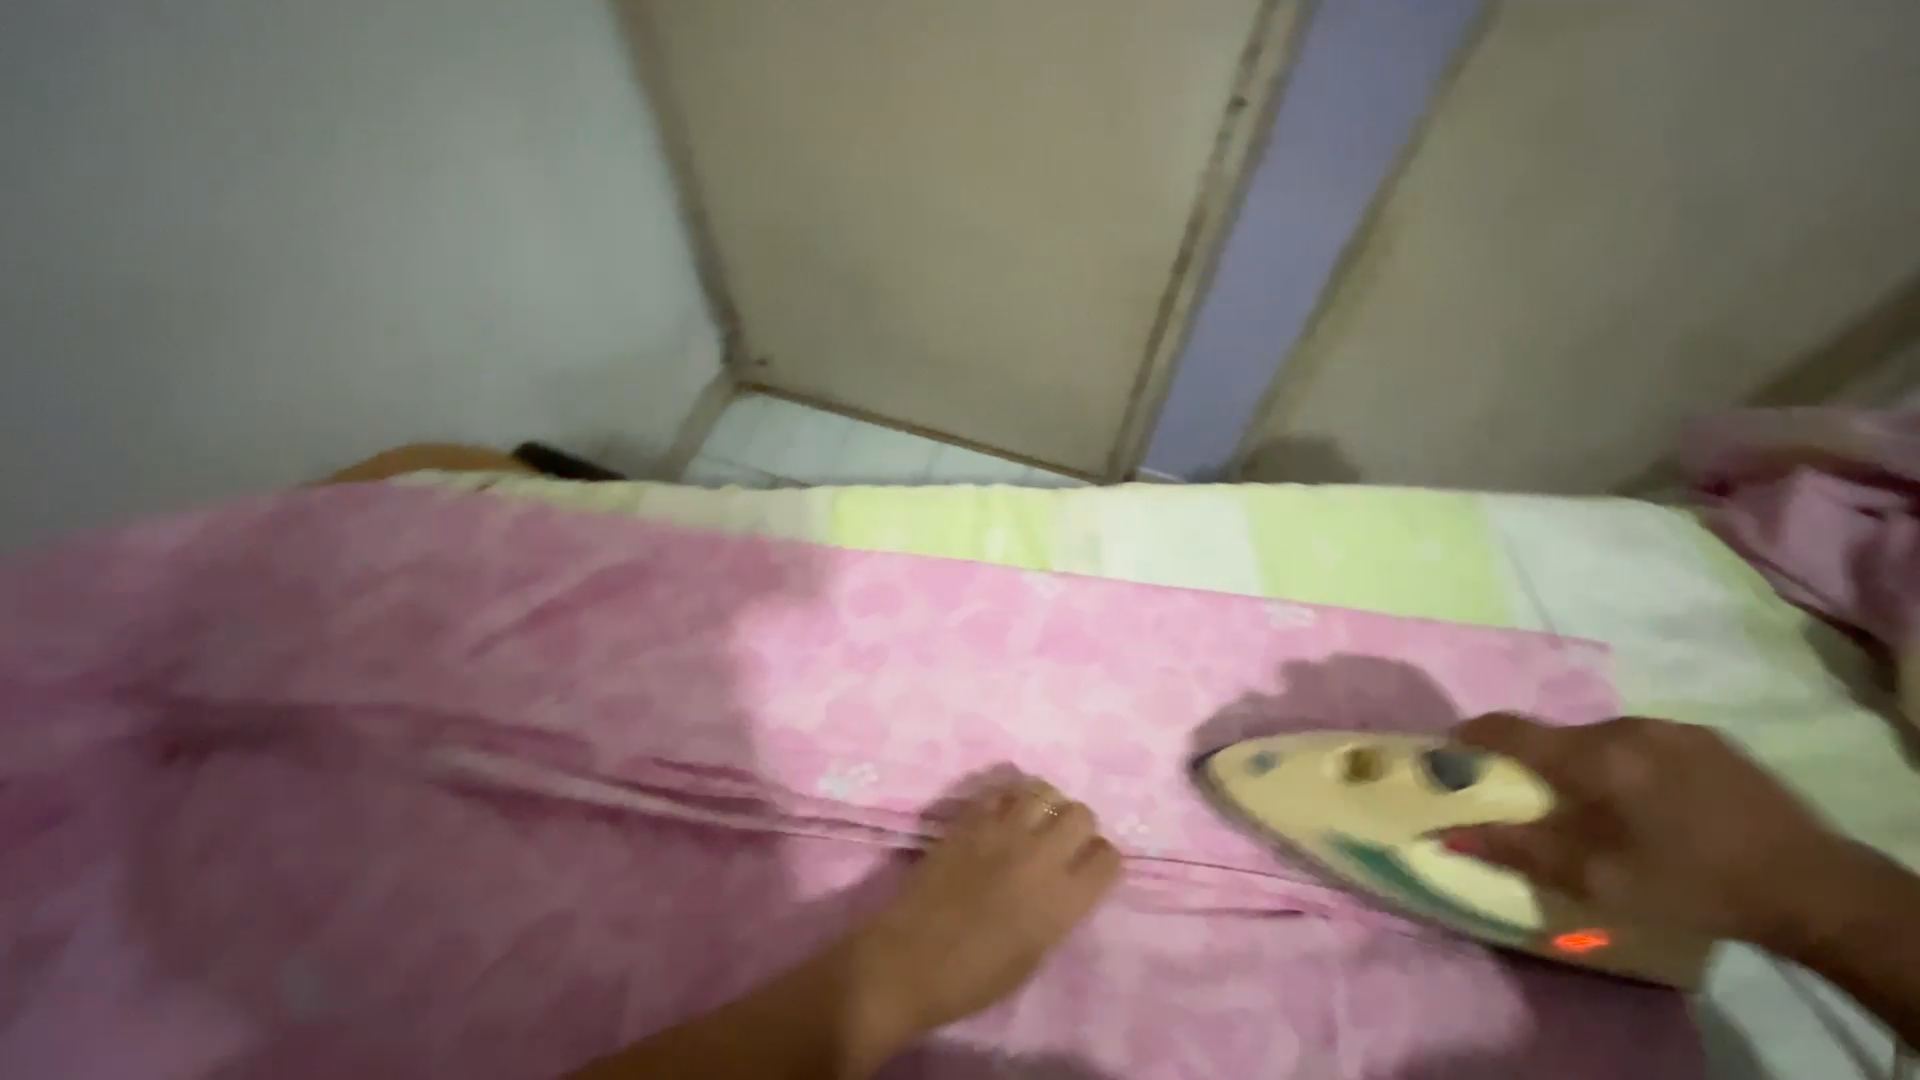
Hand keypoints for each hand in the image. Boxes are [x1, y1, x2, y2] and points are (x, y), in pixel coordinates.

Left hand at [848, 778, 1121, 1050]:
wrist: (909, 960)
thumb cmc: (974, 978)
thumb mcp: (1035, 955)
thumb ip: (1058, 911)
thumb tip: (1066, 884)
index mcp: (1063, 901)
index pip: (1107, 858)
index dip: (1101, 861)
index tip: (1089, 868)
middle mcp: (1041, 857)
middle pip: (1082, 814)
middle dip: (1078, 826)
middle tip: (1062, 842)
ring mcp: (1003, 832)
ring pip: (1044, 791)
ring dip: (1045, 804)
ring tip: (1033, 820)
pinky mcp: (969, 820)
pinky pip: (1002, 791)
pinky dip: (1009, 798)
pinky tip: (1002, 815)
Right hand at [1446, 713, 1855, 948]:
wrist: (1819, 890)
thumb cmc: (1691, 885)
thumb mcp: (1595, 879)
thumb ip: (1517, 848)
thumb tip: (1450, 832)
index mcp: (1591, 757)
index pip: (1504, 729)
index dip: (1467, 738)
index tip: (1450, 757)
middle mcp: (1622, 727)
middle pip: (1551, 736)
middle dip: (1531, 764)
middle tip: (1534, 804)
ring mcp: (1669, 728)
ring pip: (1596, 739)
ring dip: (1581, 765)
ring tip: (1599, 809)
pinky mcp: (1706, 738)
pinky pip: (1639, 742)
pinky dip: (1624, 764)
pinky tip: (1651, 804)